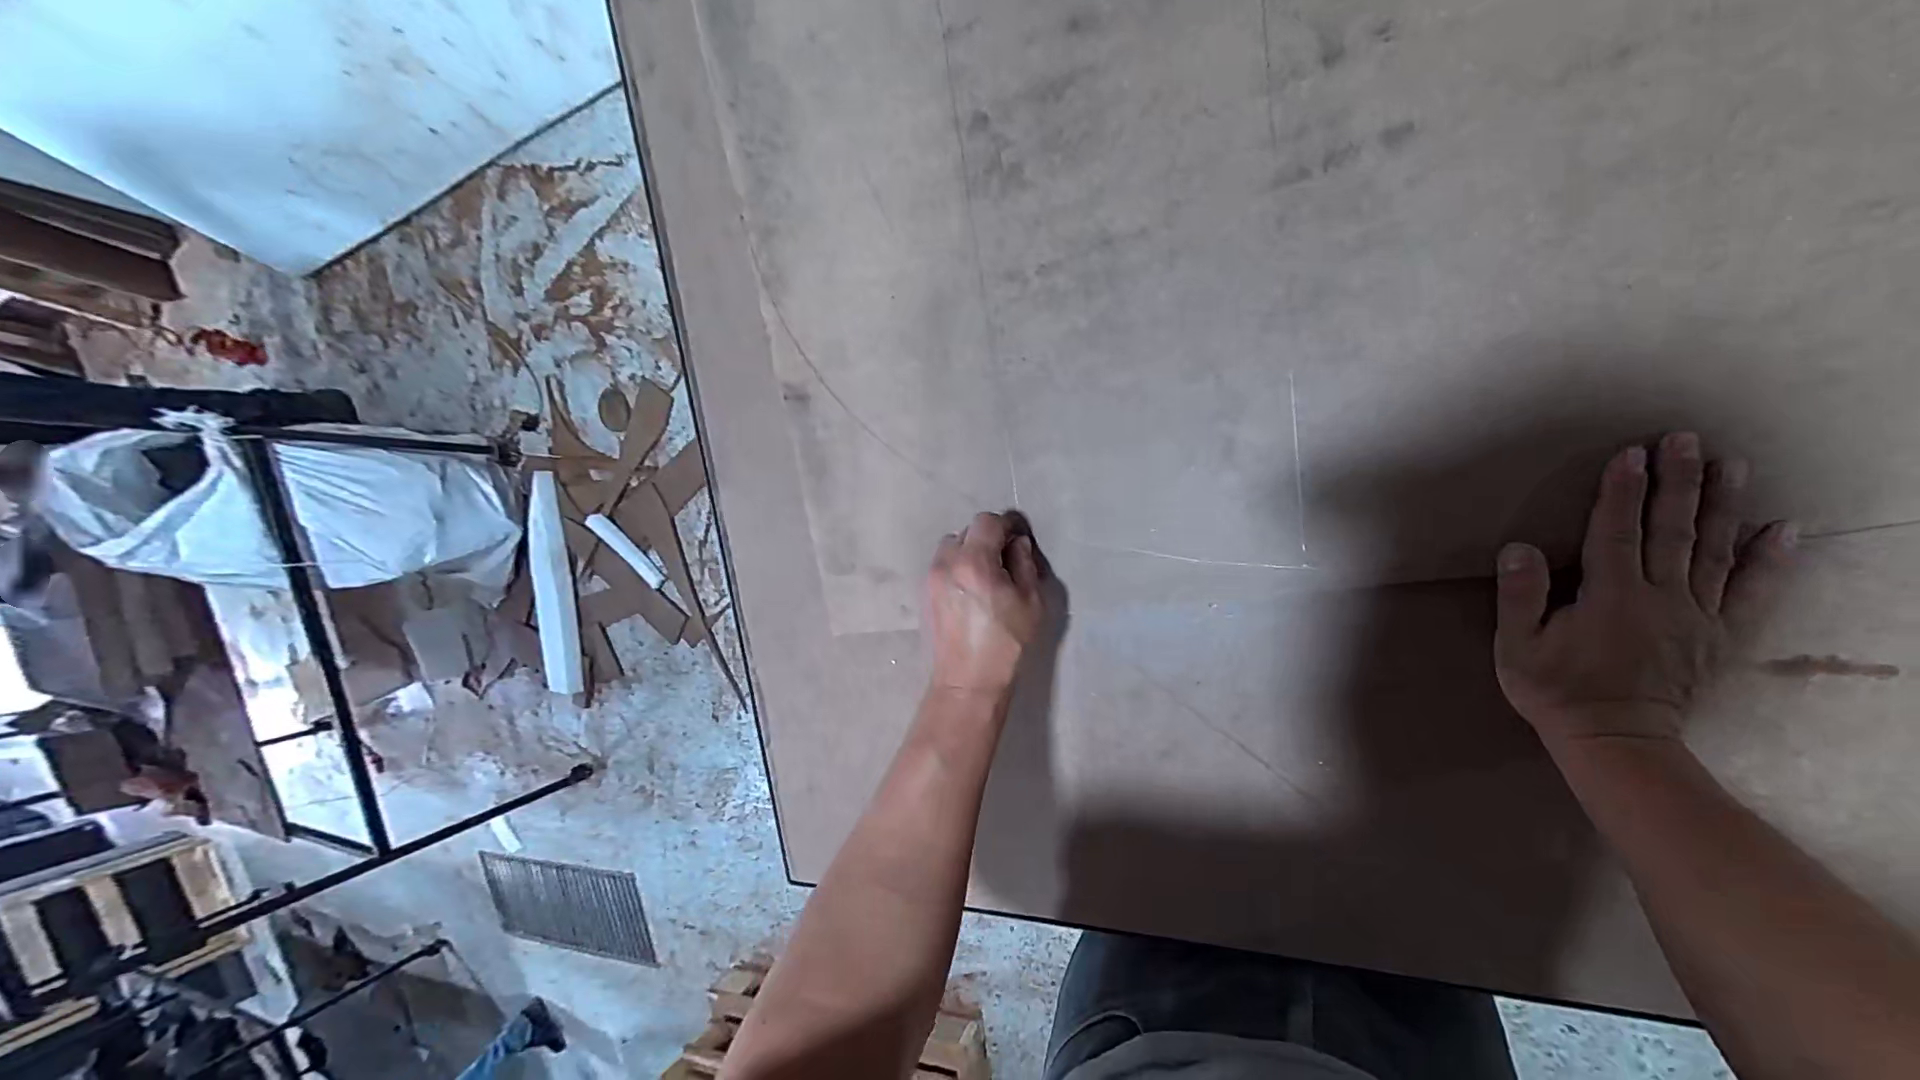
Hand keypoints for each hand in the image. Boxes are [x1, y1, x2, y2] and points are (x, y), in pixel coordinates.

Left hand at [926, 511, 1044, 695]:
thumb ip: (1024, 564)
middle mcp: (946, 563)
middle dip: (987, 539)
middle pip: (967, 531)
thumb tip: (1017, 544)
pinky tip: (970, 592)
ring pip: (951, 547)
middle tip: (1005, 563)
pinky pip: (942, 566)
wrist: (968, 680)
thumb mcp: (1030, 602)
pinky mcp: (925, 593)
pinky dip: (957, 568)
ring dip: (969, 552)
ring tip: (985, 577)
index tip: (1018, 542)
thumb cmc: (1006, 643)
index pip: (987, 521)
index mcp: (974, 562)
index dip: (1006, 526)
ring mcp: (931, 578)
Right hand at [1494, 432, 1795, 749]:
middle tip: (1687, 440)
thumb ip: (1520, 596)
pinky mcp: (1718, 636)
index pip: (1615, 533)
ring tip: (1732, 465)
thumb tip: (1520, 547)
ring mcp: (1696, 616)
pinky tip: (1782, 529)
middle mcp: (1660, 598)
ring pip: (1713, 551)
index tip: (1631, 454)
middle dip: (1677, 483)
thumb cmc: (1555, 690)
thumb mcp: (1517, 647)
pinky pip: (1751, 592)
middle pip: (1671, 532)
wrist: (1615, 741)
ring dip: (1721, 505)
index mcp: (1609, 597)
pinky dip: (1769, 560)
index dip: (1621, 492)